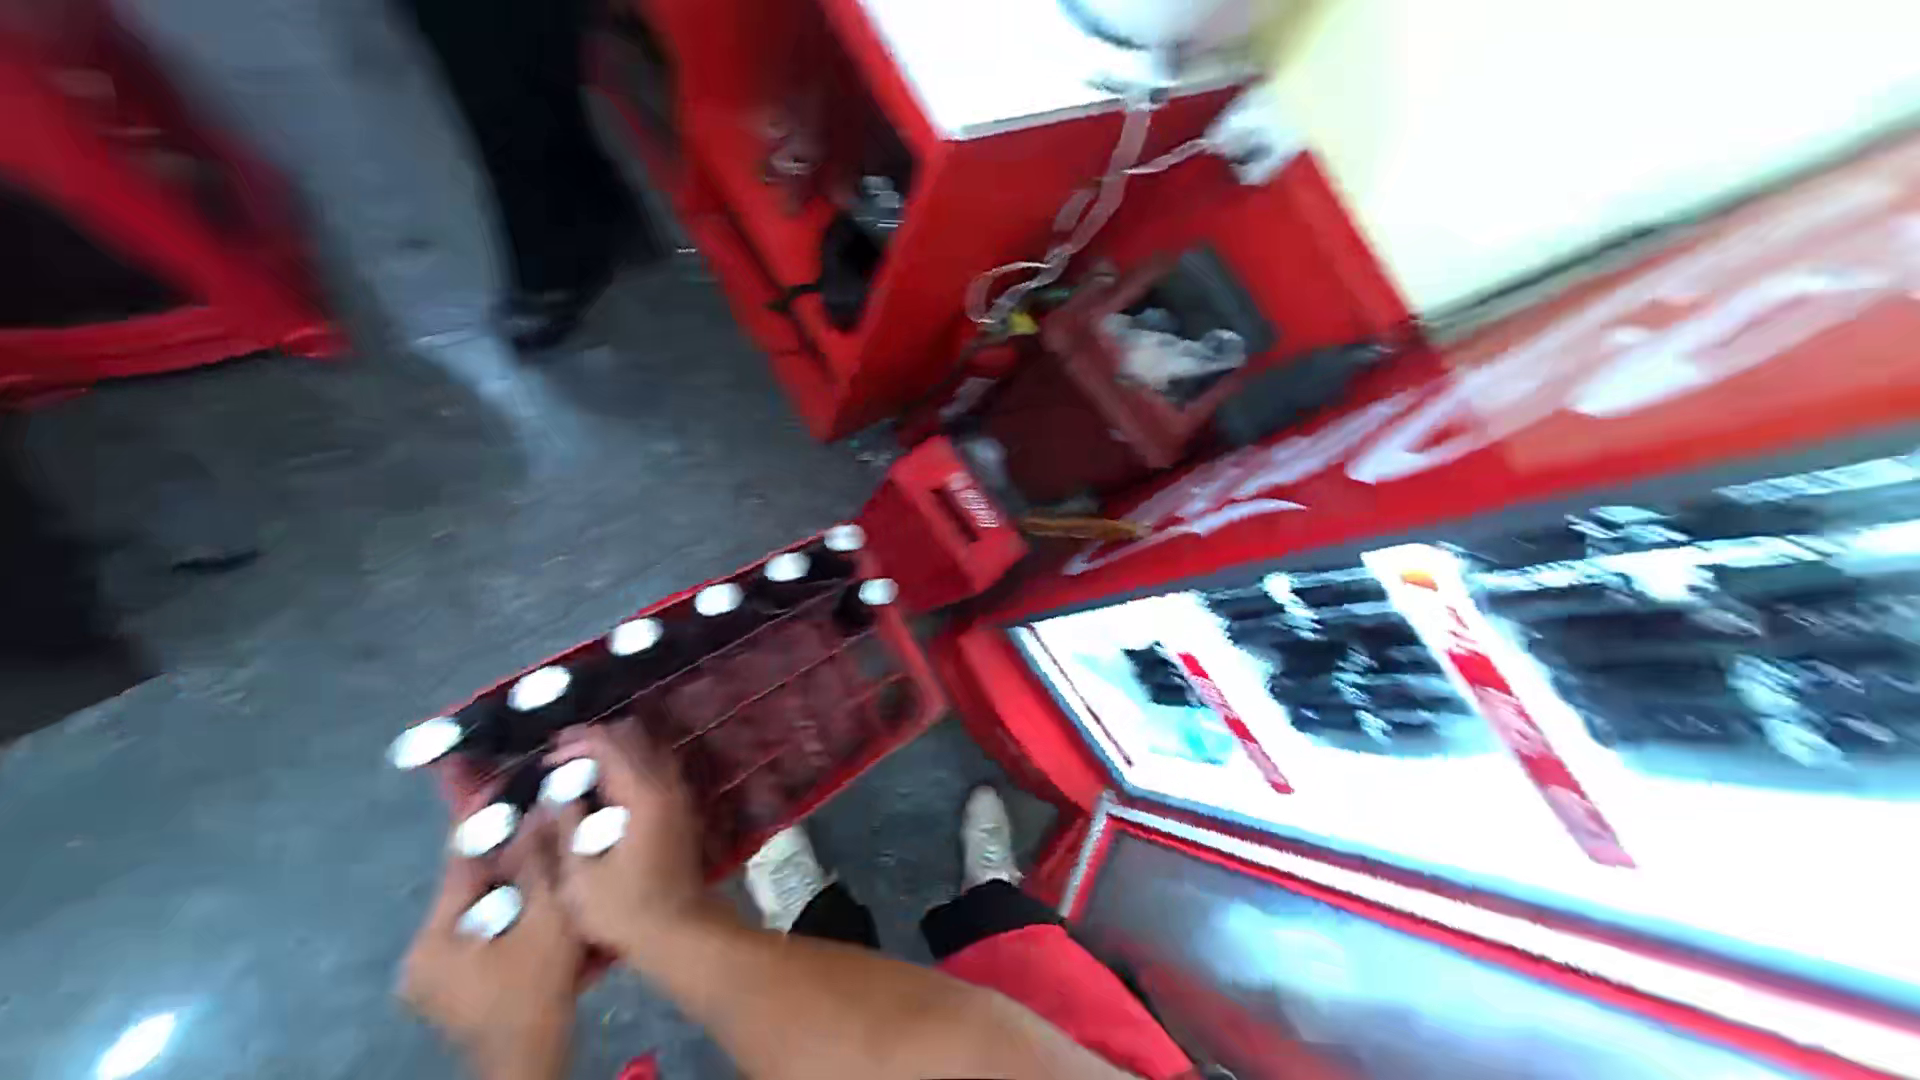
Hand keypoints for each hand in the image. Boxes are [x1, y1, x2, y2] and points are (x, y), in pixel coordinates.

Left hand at [397, 824, 580, 1079]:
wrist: (529, 1057)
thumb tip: (540, 809)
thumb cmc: (536, 985)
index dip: (486, 821)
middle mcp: (421, 953)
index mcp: (433, 938)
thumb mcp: (546, 917)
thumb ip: (539, 863)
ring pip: (478, 906)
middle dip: (507, 854)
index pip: (460, 863)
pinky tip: (537, 896)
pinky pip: (481, 927)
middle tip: (539, 822)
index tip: (502, 783)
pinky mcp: (450, 985)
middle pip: (471, 885)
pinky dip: (508, 906)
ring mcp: (433, 974)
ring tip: (544, 852)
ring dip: (512, 880)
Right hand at [546, 720, 708, 958]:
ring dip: (616, 750)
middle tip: (562, 753)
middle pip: (636, 740)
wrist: (677, 927)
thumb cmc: (623, 908)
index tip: (548, 755)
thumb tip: (555, 793)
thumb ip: (566, 827)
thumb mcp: (579, 875)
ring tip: (579, 763)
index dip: (579, 743)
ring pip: (650, 750)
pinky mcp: (681, 807)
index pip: (612, 747)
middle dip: (597, 740)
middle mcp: (668, 785)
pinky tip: (607, 783)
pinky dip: (632, 764)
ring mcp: (679, 794)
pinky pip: (657, 767)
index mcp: (644, 795)